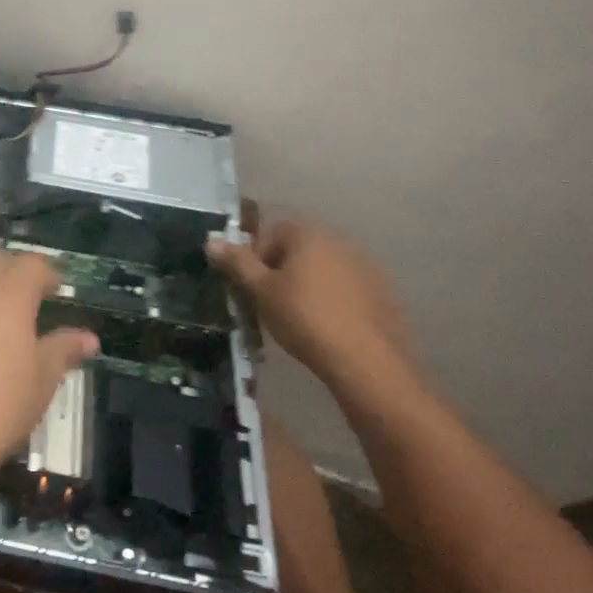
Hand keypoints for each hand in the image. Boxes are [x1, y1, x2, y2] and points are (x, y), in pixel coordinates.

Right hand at [208, 221, 413, 390]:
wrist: (365, 359)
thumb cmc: (303, 317)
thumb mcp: (260, 291)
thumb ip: (237, 263)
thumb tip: (210, 240)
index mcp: (309, 234)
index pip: (272, 234)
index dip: (257, 259)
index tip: (253, 287)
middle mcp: (340, 241)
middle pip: (299, 250)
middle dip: (282, 271)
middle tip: (271, 303)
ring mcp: (366, 266)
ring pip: (324, 270)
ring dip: (308, 285)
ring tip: (300, 318)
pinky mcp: (382, 292)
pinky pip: (347, 288)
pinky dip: (334, 300)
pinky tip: (328, 327)